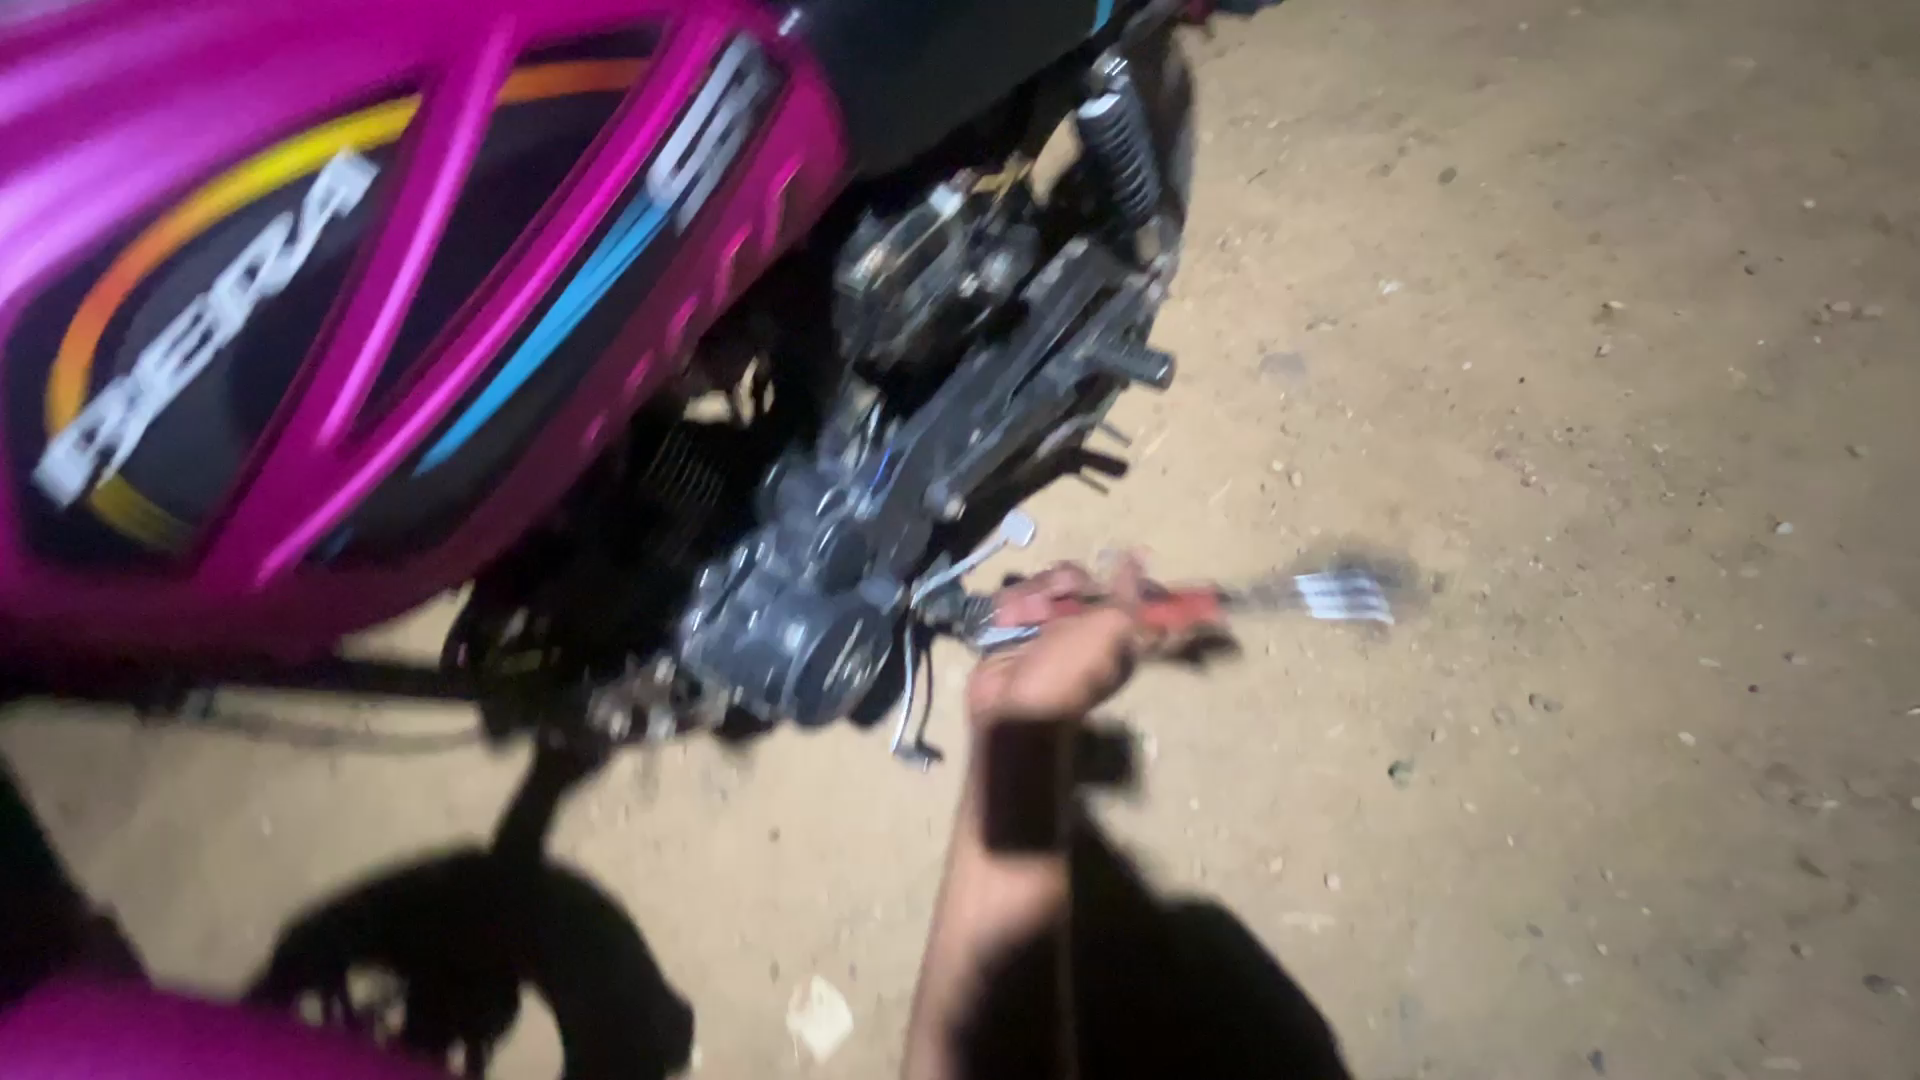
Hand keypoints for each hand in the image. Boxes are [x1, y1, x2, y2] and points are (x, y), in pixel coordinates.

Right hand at [964, 557, 1162, 728]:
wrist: (1011, 707)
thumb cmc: (1067, 673)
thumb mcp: (1110, 630)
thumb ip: (1127, 593)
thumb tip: (1140, 556)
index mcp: (1114, 632)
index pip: (1121, 590)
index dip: (1114, 574)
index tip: (1109, 559)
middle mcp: (1084, 627)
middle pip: (1079, 579)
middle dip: (1062, 583)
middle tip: (1055, 596)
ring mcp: (1048, 626)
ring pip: (1043, 584)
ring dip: (1030, 596)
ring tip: (1019, 616)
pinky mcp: (1016, 626)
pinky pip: (1016, 596)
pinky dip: (1009, 605)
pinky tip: (1005, 619)